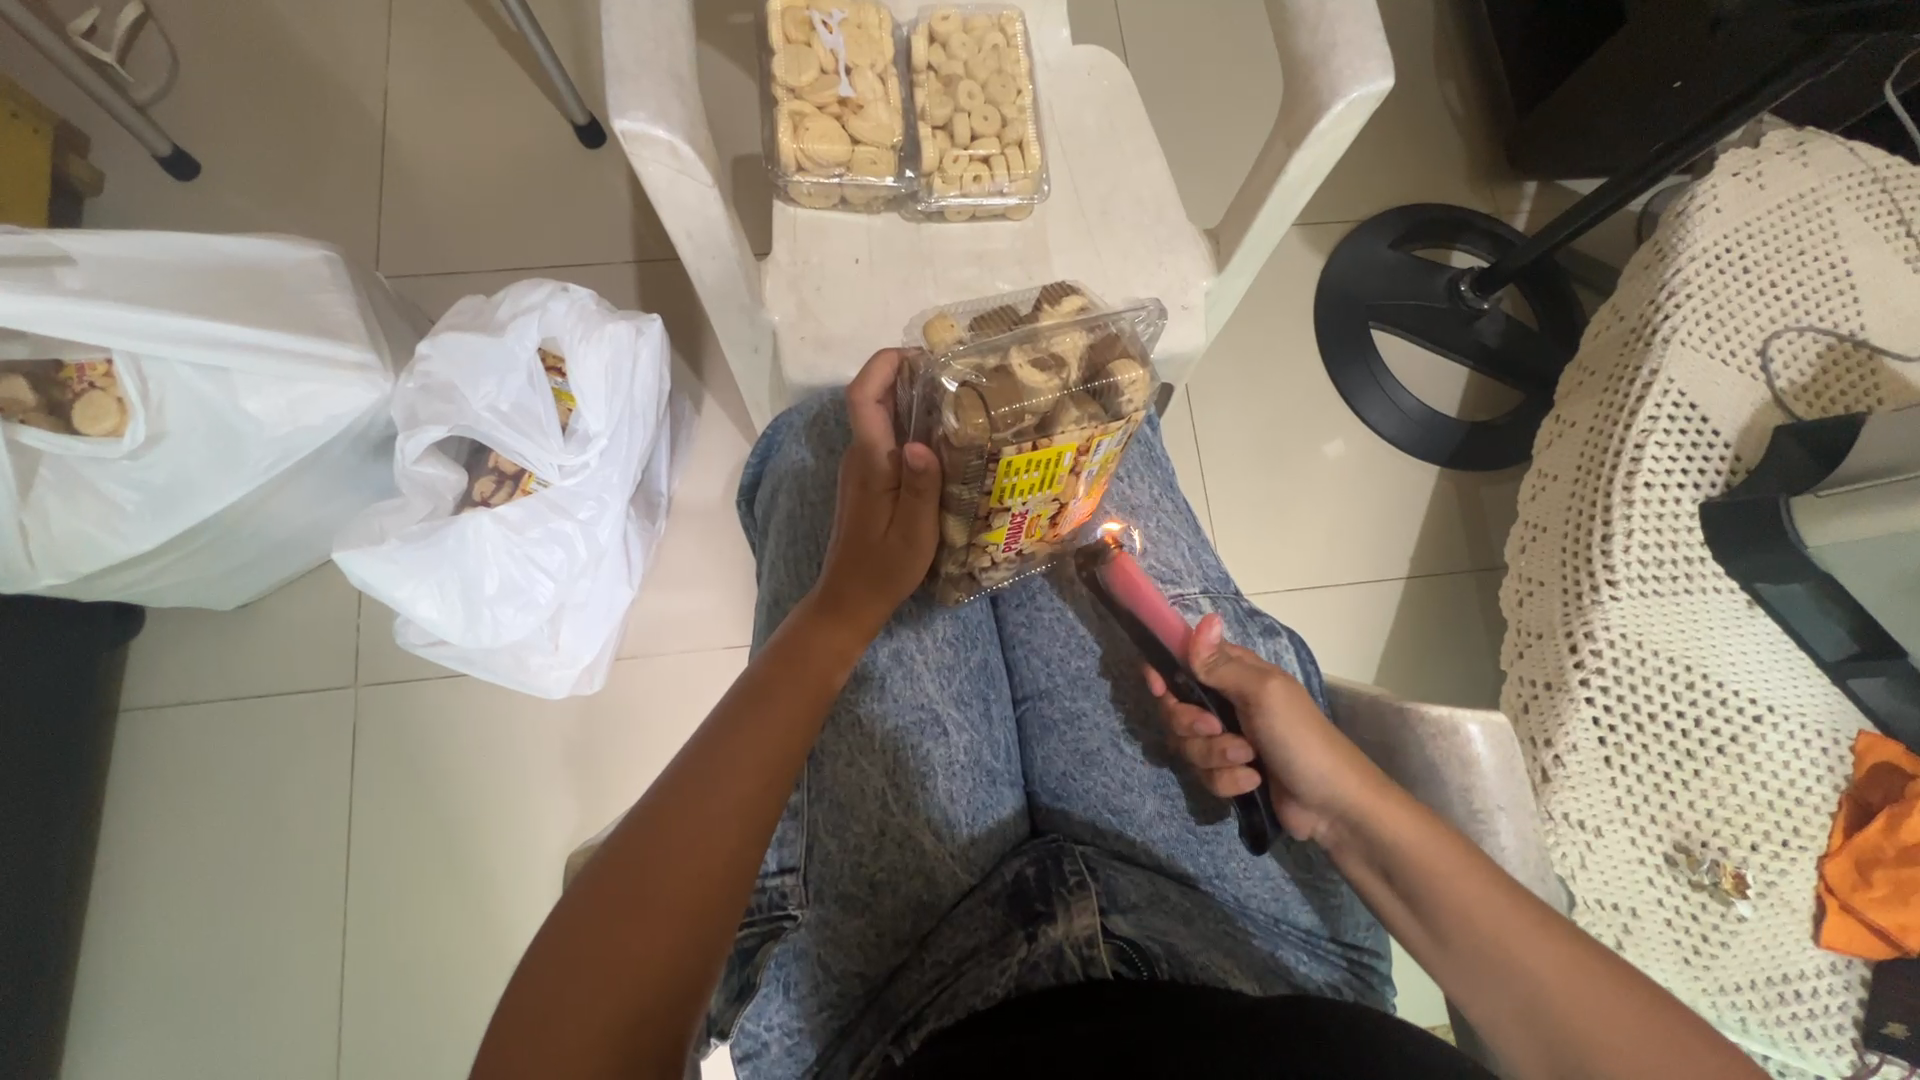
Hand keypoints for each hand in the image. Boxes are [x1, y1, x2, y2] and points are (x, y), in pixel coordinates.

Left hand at [809, 349, 942, 636]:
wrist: (849, 599)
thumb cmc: (884, 569)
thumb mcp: (914, 533)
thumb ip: (920, 487)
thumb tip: (922, 443)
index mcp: (870, 462)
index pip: (863, 396)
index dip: (886, 364)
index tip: (923, 354)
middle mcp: (860, 456)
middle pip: (874, 398)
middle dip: (909, 376)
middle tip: (958, 375)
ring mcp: (861, 467)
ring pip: (882, 417)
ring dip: (913, 400)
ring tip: (960, 400)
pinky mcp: (869, 480)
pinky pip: (888, 439)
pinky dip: (913, 426)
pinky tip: (945, 439)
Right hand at [1146, 614, 1390, 845]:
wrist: (1333, 805)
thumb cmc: (1301, 738)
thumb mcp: (1262, 693)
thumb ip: (1221, 664)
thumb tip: (1204, 618)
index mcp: (1233, 672)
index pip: (1181, 659)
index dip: (1162, 672)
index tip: (1159, 688)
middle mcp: (1224, 701)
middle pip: (1174, 707)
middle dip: (1190, 724)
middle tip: (1215, 728)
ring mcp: (1226, 738)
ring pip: (1187, 744)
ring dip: (1215, 756)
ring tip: (1249, 761)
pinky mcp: (1228, 771)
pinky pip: (1203, 774)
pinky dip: (1226, 780)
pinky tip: (1252, 781)